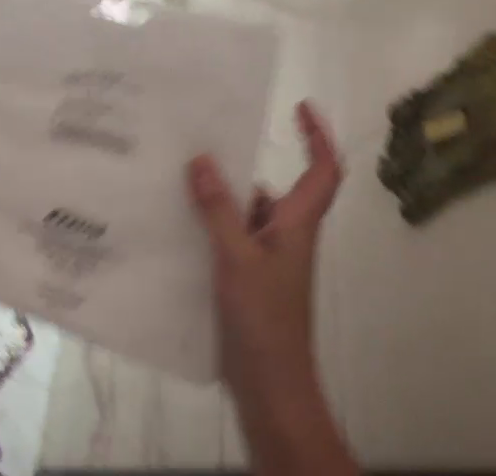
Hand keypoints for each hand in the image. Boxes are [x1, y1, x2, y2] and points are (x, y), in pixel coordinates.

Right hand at [188, 101, 351, 475]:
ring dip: (216, 200)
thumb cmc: (264, 320)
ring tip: (172, 180)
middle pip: (272, 190)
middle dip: (239, 167)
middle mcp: (286, 237)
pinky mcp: (248, 281)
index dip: (318, 137)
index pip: (323, 172)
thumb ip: (219, 209)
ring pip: (245, 215)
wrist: (270, 388)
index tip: (299, 107)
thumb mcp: (237, 258)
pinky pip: (229, 239)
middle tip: (197, 144)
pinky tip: (172, 227)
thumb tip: (201, 159)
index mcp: (297, 225)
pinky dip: (207, 228)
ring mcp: (267, 261)